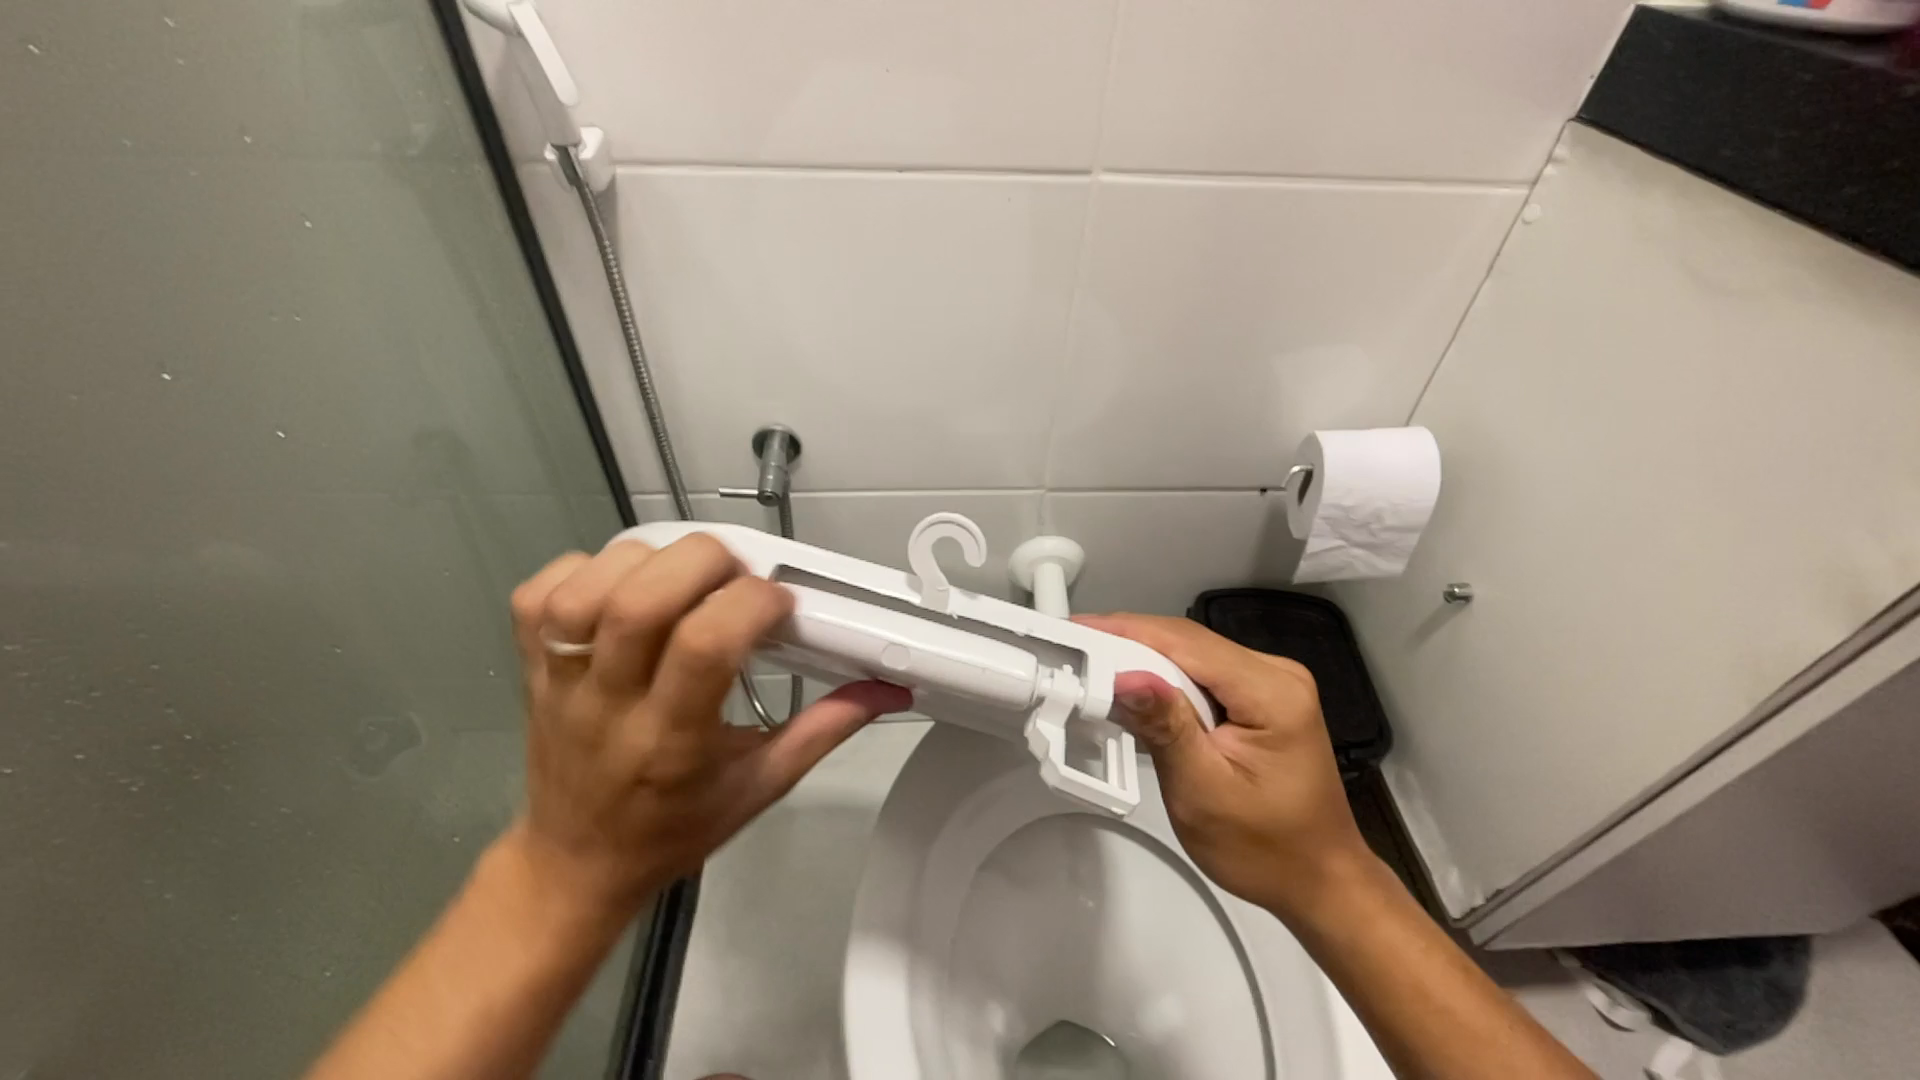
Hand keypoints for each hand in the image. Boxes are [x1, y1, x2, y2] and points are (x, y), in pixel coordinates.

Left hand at [505, 534, 910, 923]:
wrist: (576, 863)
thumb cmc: (674, 829)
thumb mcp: (761, 787)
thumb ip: (824, 730)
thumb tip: (889, 689)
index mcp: (672, 740)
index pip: (706, 646)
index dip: (752, 603)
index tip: (780, 605)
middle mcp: (610, 704)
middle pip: (640, 601)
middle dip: (702, 562)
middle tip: (735, 573)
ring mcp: (559, 682)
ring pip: (586, 590)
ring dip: (645, 561)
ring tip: (683, 574)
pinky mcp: (529, 666)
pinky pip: (540, 595)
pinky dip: (585, 570)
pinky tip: (622, 583)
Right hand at [1076, 614, 1377, 922]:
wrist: (1318, 880)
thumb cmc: (1264, 849)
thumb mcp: (1203, 792)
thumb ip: (1166, 728)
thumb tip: (1124, 678)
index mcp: (1272, 692)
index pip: (1187, 643)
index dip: (1127, 632)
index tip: (1075, 631)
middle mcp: (1277, 674)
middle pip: (1189, 642)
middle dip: (1129, 644)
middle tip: (1072, 651)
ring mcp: (1271, 683)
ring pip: (1192, 654)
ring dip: (1143, 661)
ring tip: (1091, 668)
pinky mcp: (1260, 698)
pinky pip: (1203, 674)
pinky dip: (1164, 680)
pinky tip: (1133, 690)